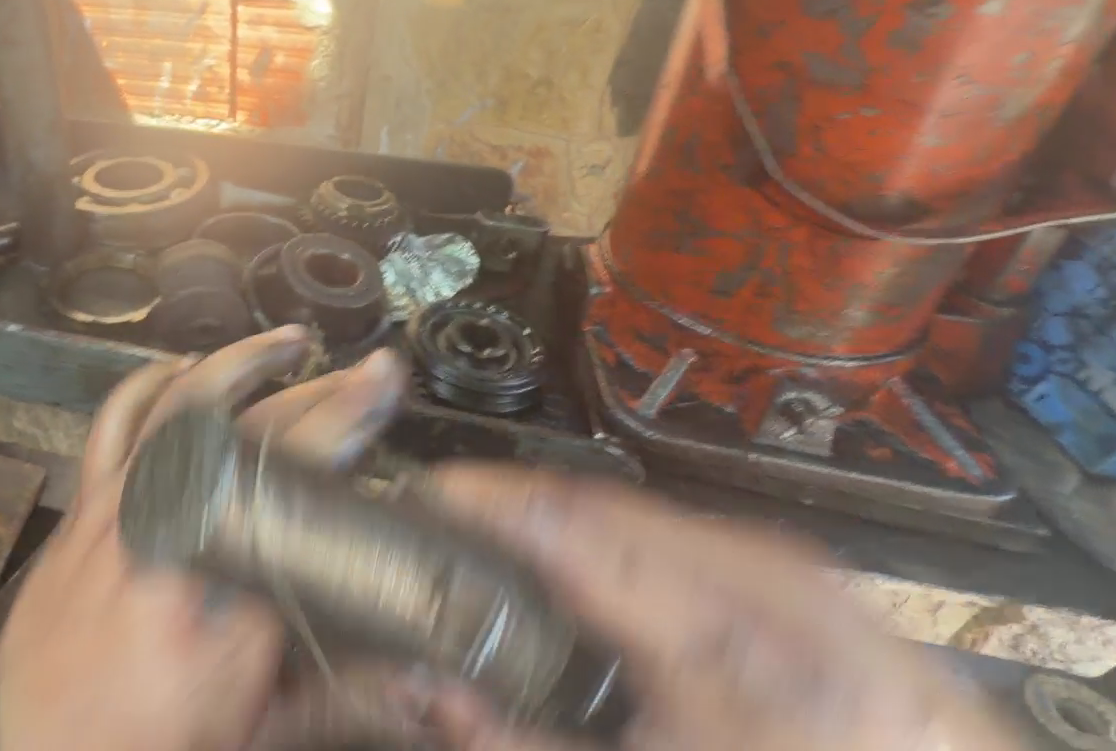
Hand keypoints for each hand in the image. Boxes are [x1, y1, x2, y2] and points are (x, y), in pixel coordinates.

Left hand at [0, 326, 410, 750]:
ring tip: (284, 346)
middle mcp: (165, 517)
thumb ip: (345, 692)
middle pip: (246, 427)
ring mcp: (115, 502)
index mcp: (219, 572)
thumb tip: (429, 682)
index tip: (382, 381)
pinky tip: (175, 368)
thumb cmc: (153, 742)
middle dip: (316, 389)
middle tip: (360, 369)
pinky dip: (146, 384)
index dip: (346, 415)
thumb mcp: (259, 725)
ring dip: (235, 362)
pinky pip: (112, 422)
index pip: (291, 469)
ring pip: (178, 401)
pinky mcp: (83, 506)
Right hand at [424, 466, 1022, 750]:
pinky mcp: (795, 561)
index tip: (420, 491)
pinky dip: (604, 524)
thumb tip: (429, 692)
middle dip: (507, 497)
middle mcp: (760, 579)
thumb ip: (523, 743)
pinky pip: (667, 521)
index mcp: (726, 643)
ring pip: (629, 503)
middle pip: (593, 502)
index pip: (572, 529)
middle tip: (441, 511)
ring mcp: (785, 561)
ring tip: (492, 523)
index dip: (486, 498)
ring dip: (552, 506)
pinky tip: (575, 548)